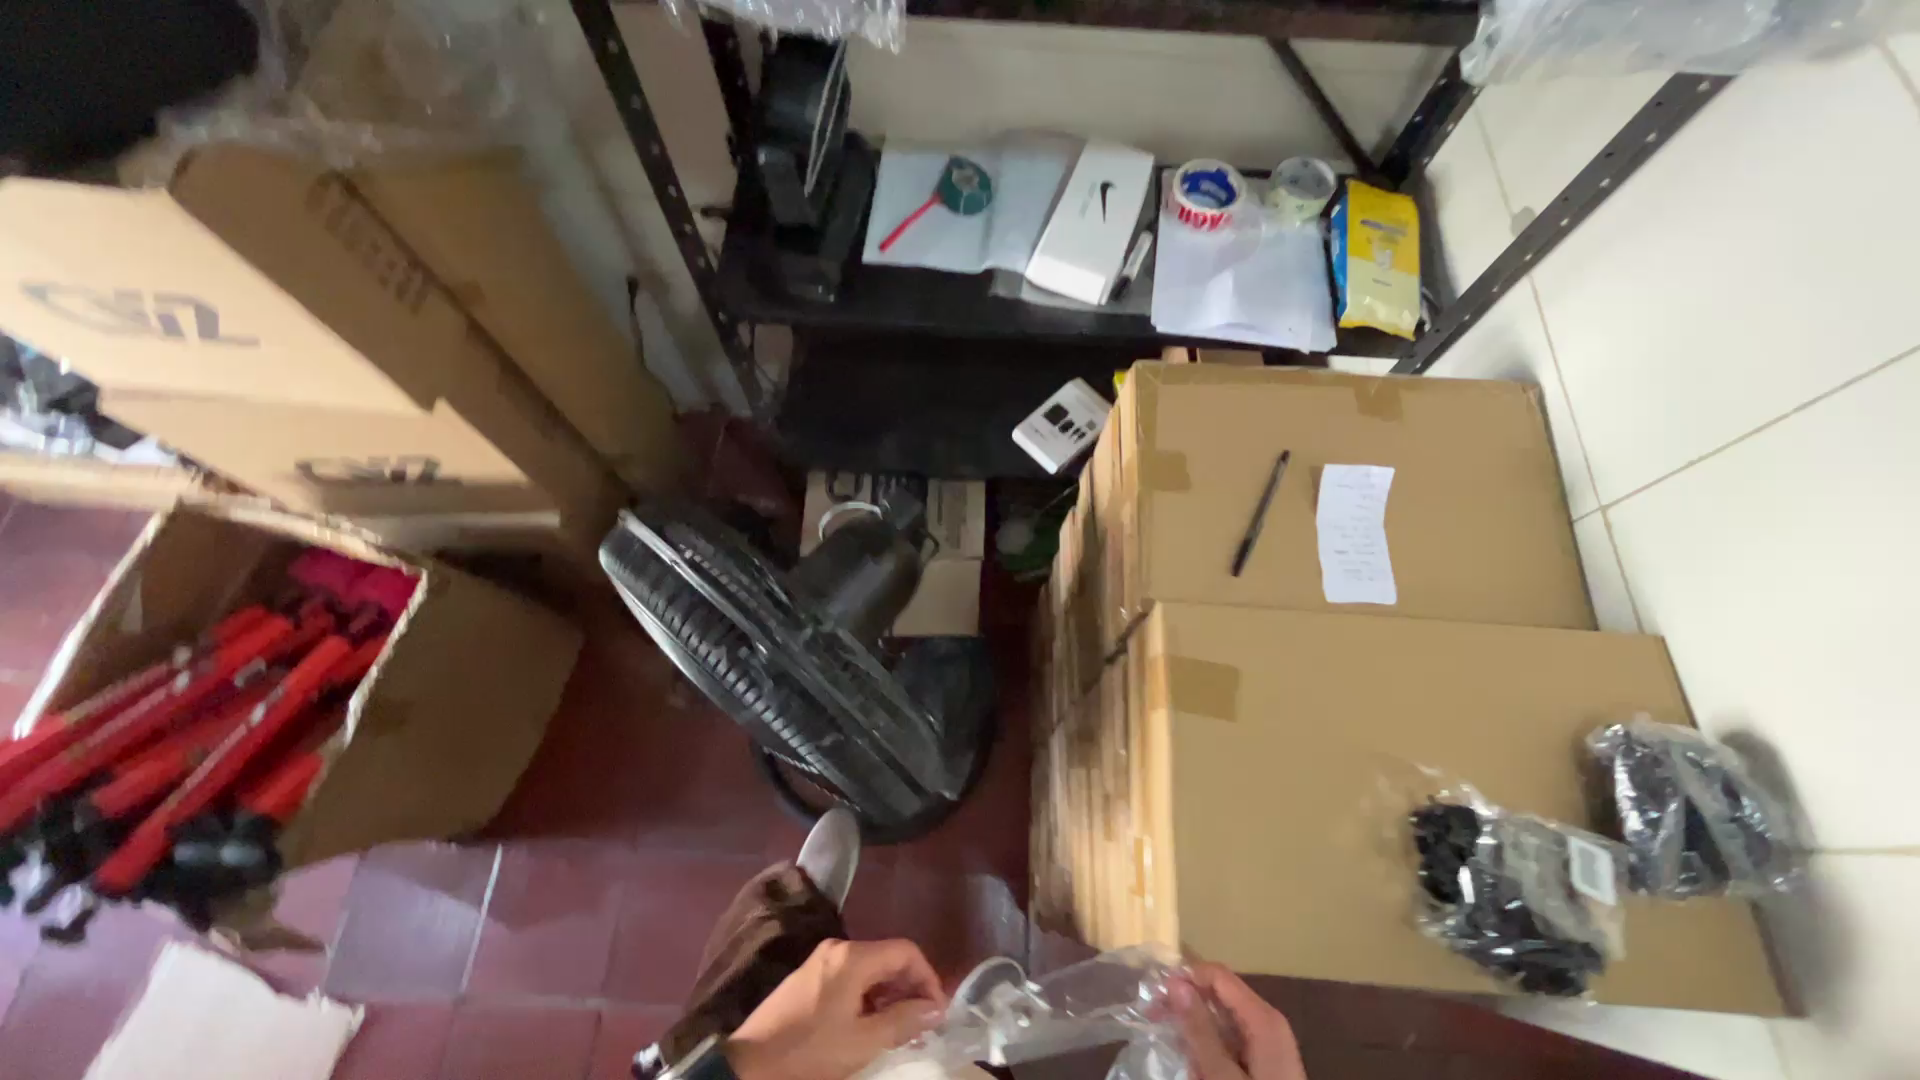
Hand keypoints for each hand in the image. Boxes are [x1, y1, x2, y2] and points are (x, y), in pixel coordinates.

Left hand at [726, 939, 948, 1079]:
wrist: (749, 1065)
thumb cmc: (811, 1052)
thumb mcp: (863, 1041)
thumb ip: (903, 1021)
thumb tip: (936, 1008)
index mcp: (853, 957)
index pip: (905, 952)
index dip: (928, 978)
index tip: (937, 1012)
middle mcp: (839, 948)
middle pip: (888, 958)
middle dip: (910, 988)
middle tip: (922, 1025)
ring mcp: (821, 960)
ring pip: (870, 969)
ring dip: (890, 995)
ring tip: (900, 1030)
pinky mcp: (810, 977)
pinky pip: (851, 978)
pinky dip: (869, 997)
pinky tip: (872, 1025)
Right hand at [1169, 962, 1308, 1079]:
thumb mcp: (1222, 1076)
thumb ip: (1199, 1029)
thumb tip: (1175, 982)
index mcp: (1263, 1018)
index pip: (1217, 974)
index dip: (1185, 978)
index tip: (1155, 998)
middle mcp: (1268, 1021)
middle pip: (1219, 995)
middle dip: (1187, 1009)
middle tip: (1156, 1022)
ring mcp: (1269, 1042)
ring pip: (1222, 1021)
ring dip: (1198, 1037)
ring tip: (1187, 1065)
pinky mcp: (1266, 1061)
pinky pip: (1231, 1042)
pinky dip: (1212, 1052)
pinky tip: (1202, 1072)